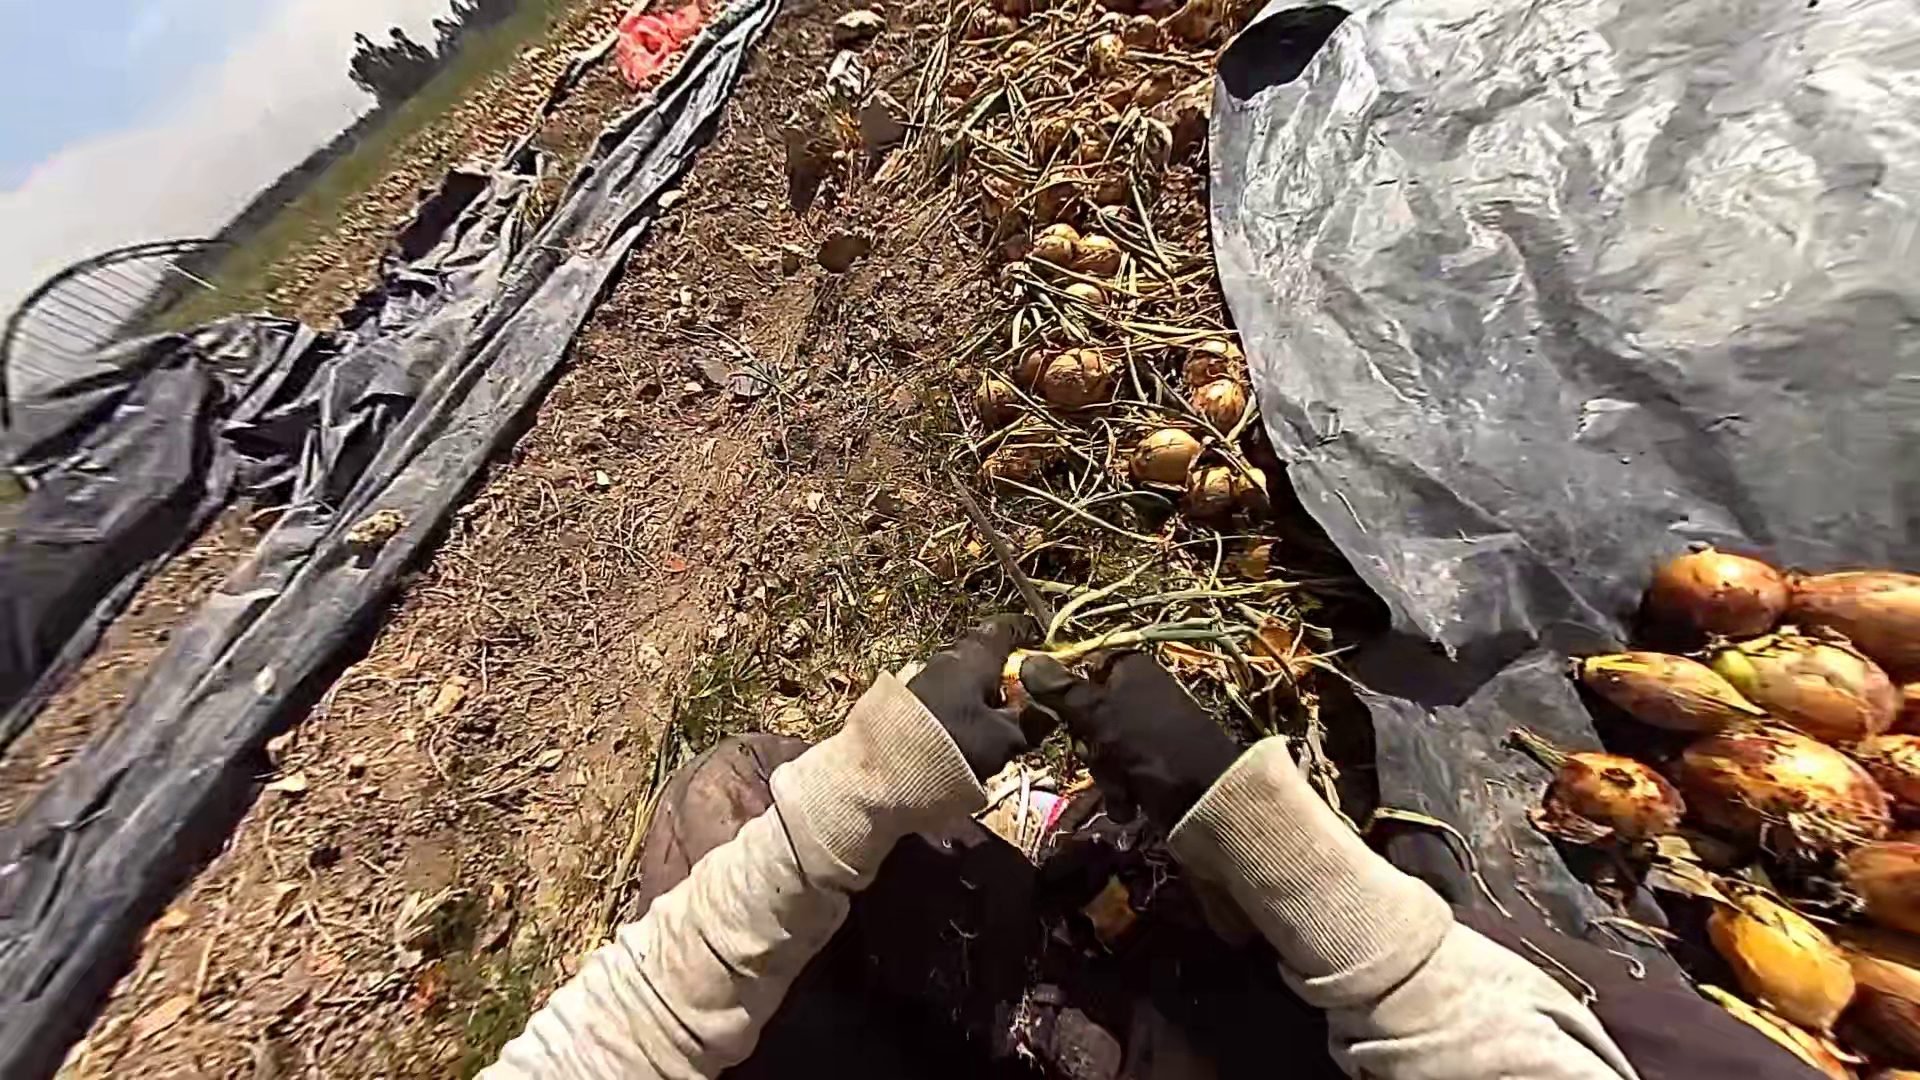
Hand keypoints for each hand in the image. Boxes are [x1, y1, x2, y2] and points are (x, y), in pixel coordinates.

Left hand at [909, 616, 1042, 779]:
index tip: (1045, 645)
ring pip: (970, 669)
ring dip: (989, 683)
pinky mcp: (917, 694)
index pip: (1007, 627)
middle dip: (1010, 664)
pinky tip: (978, 722)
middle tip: (1030, 688)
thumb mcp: (1006, 736)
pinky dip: (971, 696)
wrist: (891, 765)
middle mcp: (952, 654)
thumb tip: (1053, 707)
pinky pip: (954, 686)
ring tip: (1006, 711)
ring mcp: (931, 672)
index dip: (1028, 632)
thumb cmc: (958, 740)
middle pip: (988, 648)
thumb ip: (1034, 719)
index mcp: (977, 653)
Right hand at [1020, 652, 1240, 827]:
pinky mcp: (1154, 760)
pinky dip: (1121, 787)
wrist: (1206, 799)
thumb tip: (1025, 659)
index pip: (1080, 669)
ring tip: (1120, 785)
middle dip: (1087, 743)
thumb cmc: (1148, 743)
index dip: (1064, 694)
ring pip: (1100, 746)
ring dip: (1103, 771)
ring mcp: (1147, 728)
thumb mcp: (1097, 712)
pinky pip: (1120, 769)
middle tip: (1095, 753)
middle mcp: (1138, 692)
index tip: (1055, 714)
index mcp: (1128, 667)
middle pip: (1087, 712)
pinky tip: (1129, 801)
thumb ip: (1059, 688)